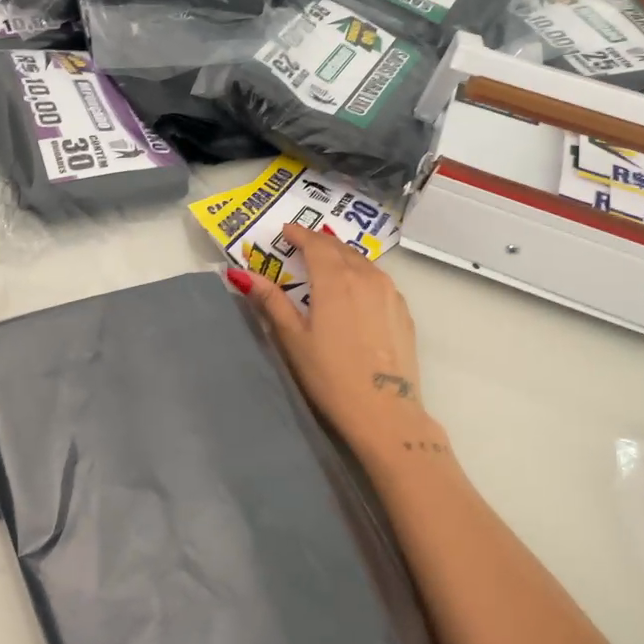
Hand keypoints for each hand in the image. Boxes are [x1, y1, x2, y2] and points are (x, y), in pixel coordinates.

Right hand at [230, 224, 447, 458]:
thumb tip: (241, 274)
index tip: (284, 231)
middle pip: (340, 248)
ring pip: (362, 262)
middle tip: (300, 244)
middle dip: (318, 242)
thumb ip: (270, 301)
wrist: (385, 412)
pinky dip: (360, 274)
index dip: (298, 234)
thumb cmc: (330, 375)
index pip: (315, 243)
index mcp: (335, 279)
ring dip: (341, 256)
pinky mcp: (402, 311)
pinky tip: (353, 289)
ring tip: (325, 263)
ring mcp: (390, 293)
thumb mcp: (292, 338)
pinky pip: (378, 280)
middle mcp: (366, 277)